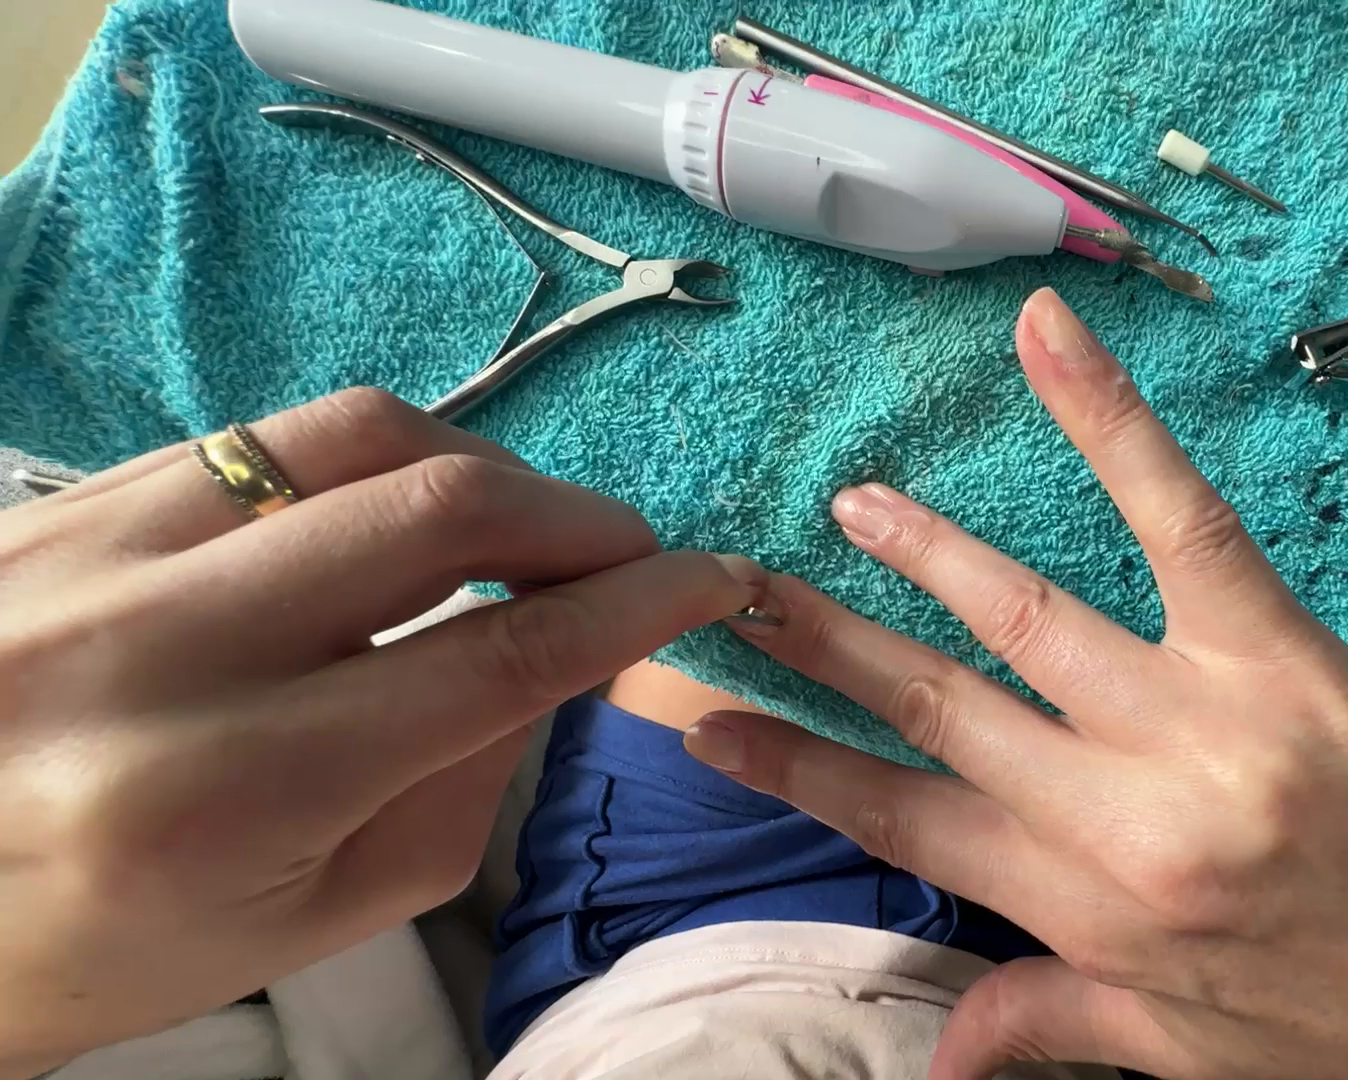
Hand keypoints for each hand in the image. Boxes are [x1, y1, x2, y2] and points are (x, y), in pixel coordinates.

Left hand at [0, 389, 761, 1074]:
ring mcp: (85, 547)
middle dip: (588, 522)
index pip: (505, 657)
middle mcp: (148, 652)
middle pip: (449, 514)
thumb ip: (481, 763)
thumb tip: (567, 641)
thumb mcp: (343, 904)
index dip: (642, 604)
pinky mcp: (70, 493)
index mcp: (228, 797)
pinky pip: (296, 427)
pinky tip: (433, 501)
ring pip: (378, 438)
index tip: (719, 579)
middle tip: (633, 555)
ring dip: (508, 475)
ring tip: (535, 529)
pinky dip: (415, 451)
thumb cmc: (125, 940)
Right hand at [685, 290, 1347, 1078]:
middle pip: (934, 711)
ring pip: (1026, 618)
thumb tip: (932, 1049)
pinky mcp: (1280, 654)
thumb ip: (1052, 1023)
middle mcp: (1117, 820)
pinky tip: (1049, 341)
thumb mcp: (1188, 1051)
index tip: (704, 717)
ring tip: (856, 505)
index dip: (790, 769)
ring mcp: (1198, 727)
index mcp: (1084, 910)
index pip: (896, 825)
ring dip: (927, 556)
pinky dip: (1106, 423)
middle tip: (728, 587)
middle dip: (817, 645)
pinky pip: (1176, 519)